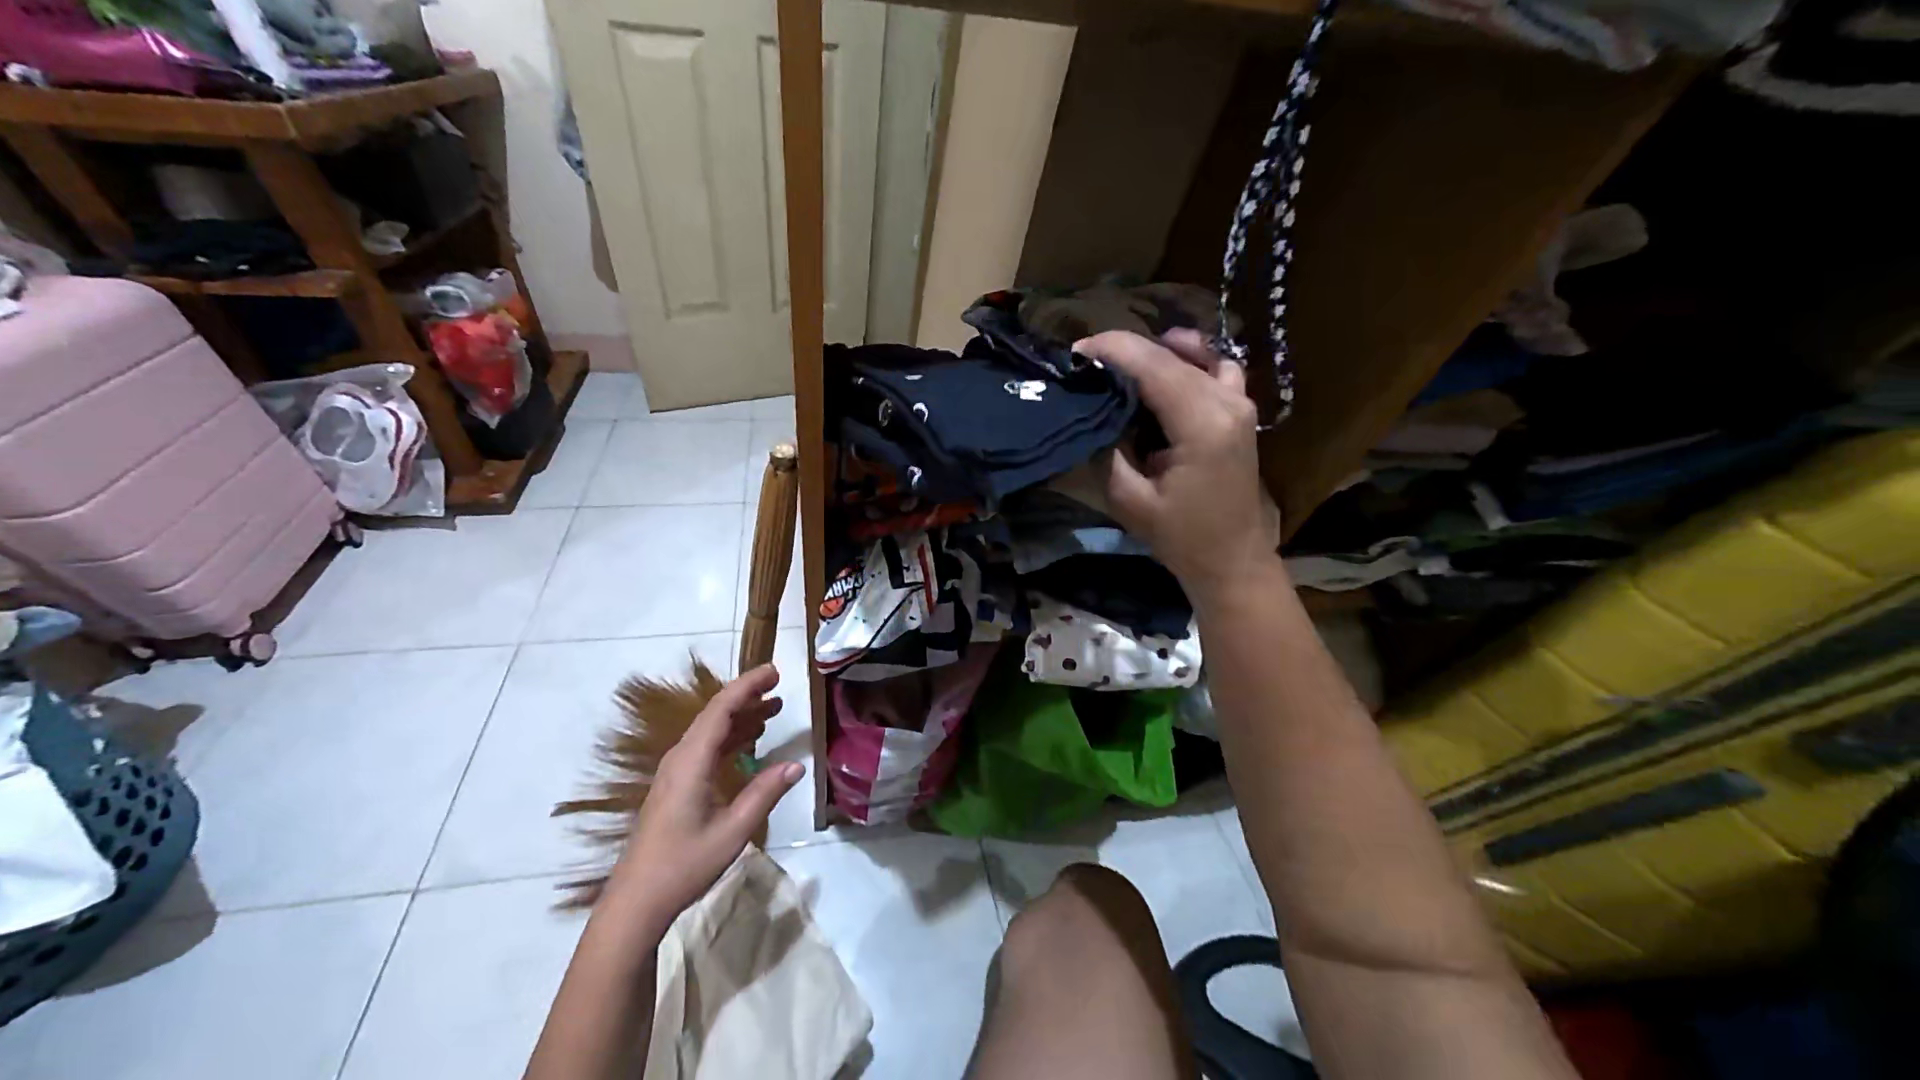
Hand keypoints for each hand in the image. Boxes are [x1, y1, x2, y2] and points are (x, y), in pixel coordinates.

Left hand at [602, 664, 803, 926]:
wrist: (637, 900)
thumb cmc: (684, 864)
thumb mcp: (733, 830)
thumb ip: (765, 793)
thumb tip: (796, 765)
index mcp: (691, 762)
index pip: (721, 710)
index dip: (747, 686)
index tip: (774, 671)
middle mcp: (680, 759)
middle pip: (714, 714)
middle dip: (747, 696)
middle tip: (778, 685)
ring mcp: (675, 772)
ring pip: (710, 731)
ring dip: (741, 717)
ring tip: (773, 709)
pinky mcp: (676, 786)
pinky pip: (706, 748)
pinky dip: (731, 737)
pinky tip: (750, 743)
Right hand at [1074, 329, 1278, 605]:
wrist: (1232, 559)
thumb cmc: (1181, 537)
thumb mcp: (1129, 500)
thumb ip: (1106, 450)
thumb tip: (1086, 412)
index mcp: (1202, 422)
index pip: (1152, 365)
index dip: (1110, 350)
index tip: (1073, 354)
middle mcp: (1227, 400)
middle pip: (1169, 355)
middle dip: (1123, 352)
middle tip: (1083, 366)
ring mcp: (1240, 400)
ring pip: (1191, 356)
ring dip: (1150, 356)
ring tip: (1116, 370)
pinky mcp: (1241, 408)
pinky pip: (1214, 367)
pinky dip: (1186, 360)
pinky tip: (1163, 370)